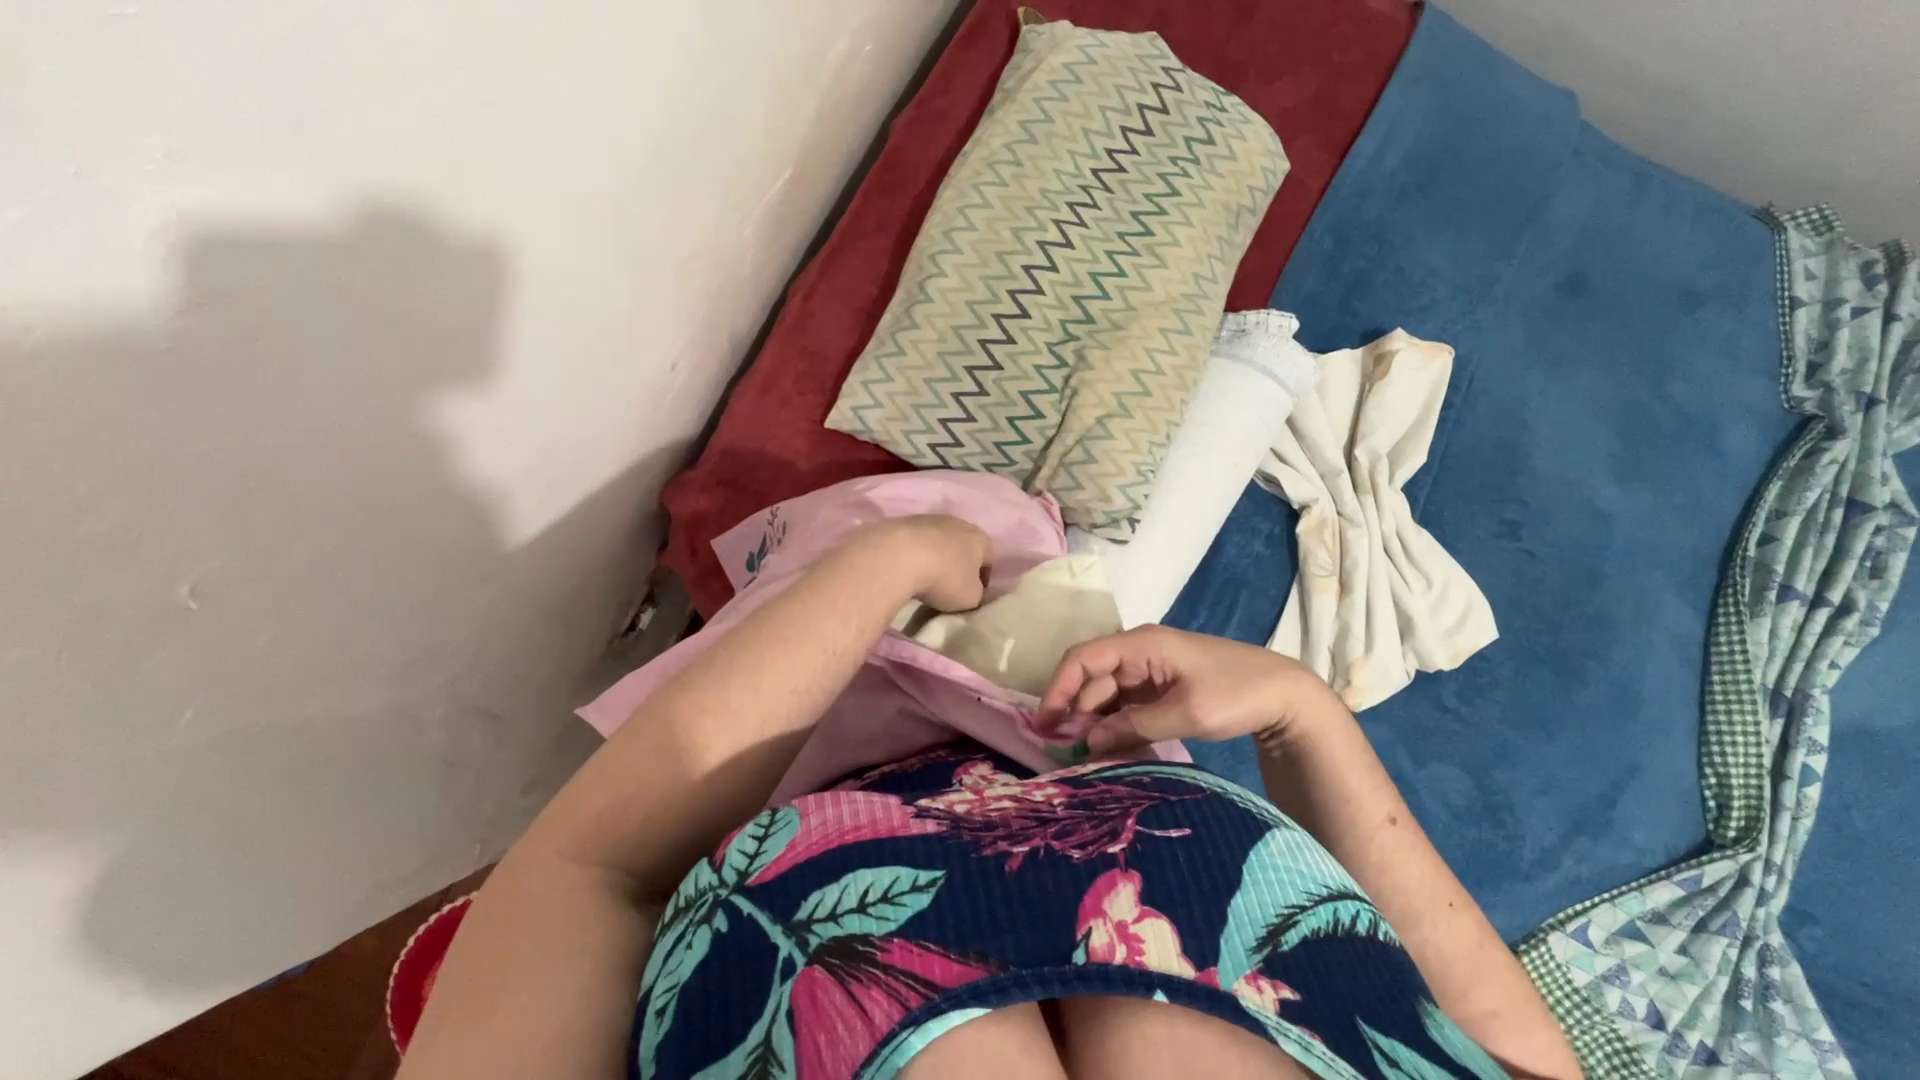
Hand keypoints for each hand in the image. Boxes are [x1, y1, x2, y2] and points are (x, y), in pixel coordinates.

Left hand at [843, 514, 991, 612]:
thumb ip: (976, 593)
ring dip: (935, 556)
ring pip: (937, 540)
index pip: (989, 559)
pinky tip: (906, 567)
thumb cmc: (944, 578)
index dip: (983, 578)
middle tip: (949, 584)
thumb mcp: (970, 598)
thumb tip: (970, 589)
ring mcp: (929, 518)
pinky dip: (913, 553)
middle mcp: (958, 522)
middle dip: (958, 563)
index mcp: (980, 538)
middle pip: (962, 545)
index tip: (973, 593)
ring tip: (924, 576)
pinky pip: (914, 541)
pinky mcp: (902, 521)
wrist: (899, 556)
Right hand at [1037, 625, 1343, 753]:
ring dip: (1094, 723)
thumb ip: (1134, 727)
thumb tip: (1089, 743)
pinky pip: (1126, 706)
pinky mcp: (1160, 689)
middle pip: (1091, 679)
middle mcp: (1139, 652)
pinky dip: (1115, 726)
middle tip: (1062, 751)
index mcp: (1142, 644)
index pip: (1083, 659)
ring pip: (1106, 695)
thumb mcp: (1185, 713)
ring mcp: (1150, 671)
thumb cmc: (1236, 695)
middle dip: (1074, 712)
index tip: (1046, 725)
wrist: (1286, 696)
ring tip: (1082, 757)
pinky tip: (1109, 750)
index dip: (1059, 688)